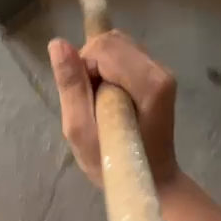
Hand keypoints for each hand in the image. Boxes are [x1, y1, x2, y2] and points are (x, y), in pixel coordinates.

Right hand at [48, 30, 181, 191]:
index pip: (103, 47)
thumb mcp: (81, 130)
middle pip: (113, 40)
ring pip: (119, 44)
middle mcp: (160, 70)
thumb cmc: (113, 163)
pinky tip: (111, 95)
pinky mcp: (160, 73)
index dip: (83, 67)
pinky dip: (111, 68)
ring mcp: (163, 70)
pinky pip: (126, 54)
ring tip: (100, 99)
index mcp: (147, 83)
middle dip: (91, 63)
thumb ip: (71, 85)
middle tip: (90, 99)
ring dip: (100, 65)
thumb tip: (58, 43)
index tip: (83, 98)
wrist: (153, 180)